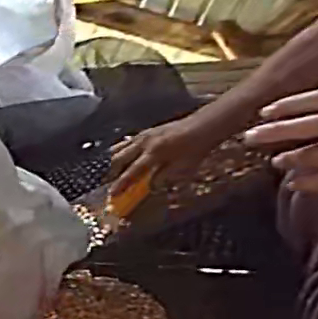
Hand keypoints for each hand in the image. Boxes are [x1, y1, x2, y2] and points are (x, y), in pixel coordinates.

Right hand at [109, 98, 250, 198]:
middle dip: (113, 172)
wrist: (206, 124)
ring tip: (113, 170)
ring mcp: (143, 136)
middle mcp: (144, 143)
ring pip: (119, 149)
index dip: (121, 184)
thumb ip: (164, 176)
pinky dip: (121, 150)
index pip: (132, 172)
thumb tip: (150, 186)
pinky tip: (123, 156)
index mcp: (154, 153)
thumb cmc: (197, 146)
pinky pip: (126, 142)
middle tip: (111, 182)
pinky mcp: (146, 131)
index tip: (112, 193)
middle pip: (119, 159)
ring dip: (115, 161)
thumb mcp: (184, 166)